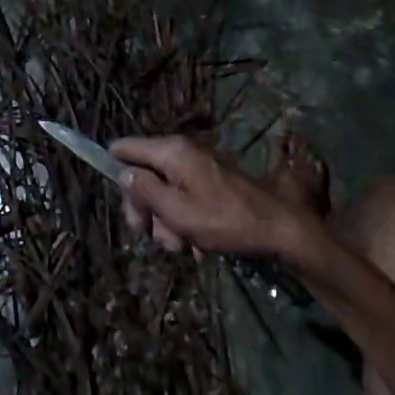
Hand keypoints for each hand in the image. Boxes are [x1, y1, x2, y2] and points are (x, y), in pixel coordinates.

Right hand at [109, 135, 306, 256]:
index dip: (115, 171)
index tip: (123, 203)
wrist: (278, 229)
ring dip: (167, 223)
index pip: (125, 148)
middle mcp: (182, 152)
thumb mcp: (176, 211)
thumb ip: (144, 190)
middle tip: (152, 236)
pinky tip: (197, 246)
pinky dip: (185, 223)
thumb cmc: (224, 219)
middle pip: (143, 175)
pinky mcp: (210, 185)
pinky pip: (184, 201)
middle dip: (145, 209)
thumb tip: (122, 173)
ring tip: (182, 247)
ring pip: (164, 193)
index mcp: (171, 151)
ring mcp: (197, 168)